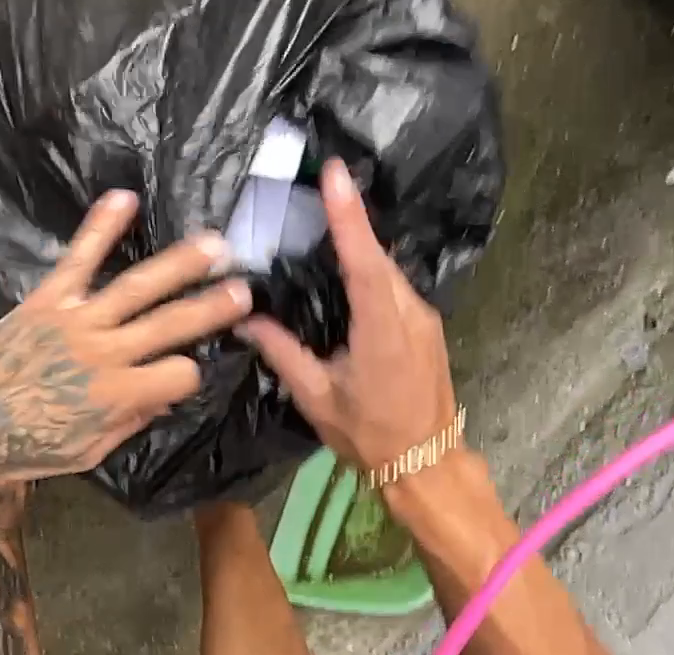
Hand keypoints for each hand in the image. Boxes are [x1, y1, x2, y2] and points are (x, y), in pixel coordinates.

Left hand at [0, 190, 251, 481]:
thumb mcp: (86, 453)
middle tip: (245, 290)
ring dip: (180, 264)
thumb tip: (162, 399)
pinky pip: (79, 258)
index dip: (189, 375)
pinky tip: (125, 198)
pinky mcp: (47, 300)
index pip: (179, 375)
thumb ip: (128, 423)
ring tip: (215, 244)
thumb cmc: (23, 450)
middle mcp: (106, 352)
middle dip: (213, 307)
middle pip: (172, 323)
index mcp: (118, 396)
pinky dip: (101, 227)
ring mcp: (76, 320)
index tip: (184, 375)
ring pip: (138, 286)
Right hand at [237, 160, 456, 471]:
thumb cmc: (368, 434)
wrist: (424, 463)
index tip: (335, 172)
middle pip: (377, 258)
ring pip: (389, 274)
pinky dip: (371, 276)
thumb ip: (282, 353)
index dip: (347, 214)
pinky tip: (349, 278)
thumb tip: (246, 320)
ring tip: (328, 228)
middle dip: (351, 223)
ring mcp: (425, 319)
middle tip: (322, 187)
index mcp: (381, 327)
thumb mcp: (316, 396)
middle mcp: (410, 313)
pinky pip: (395, 290)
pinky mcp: (428, 329)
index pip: (362, 259)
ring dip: (361, 251)